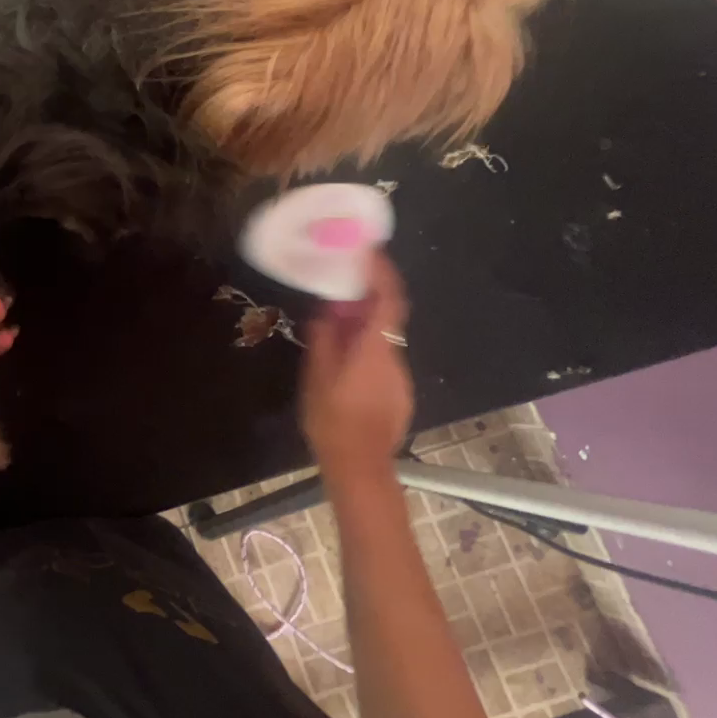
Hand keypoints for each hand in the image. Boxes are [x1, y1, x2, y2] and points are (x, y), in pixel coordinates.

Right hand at [300, 250, 412, 477]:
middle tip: (339, 283)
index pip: (388, 300)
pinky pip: (381, 358)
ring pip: (382, 339)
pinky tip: (343, 358)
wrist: (360, 467)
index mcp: (373, 349)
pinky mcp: (398, 393)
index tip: (370, 251)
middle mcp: (394, 358)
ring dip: (363, 324)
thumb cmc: (333, 419)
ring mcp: (399, 377)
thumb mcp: (316, 376)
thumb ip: (323, 340)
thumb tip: (326, 312)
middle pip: (386, 318)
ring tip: (333, 320)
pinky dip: (365, 346)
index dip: (382, 273)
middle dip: (366, 296)